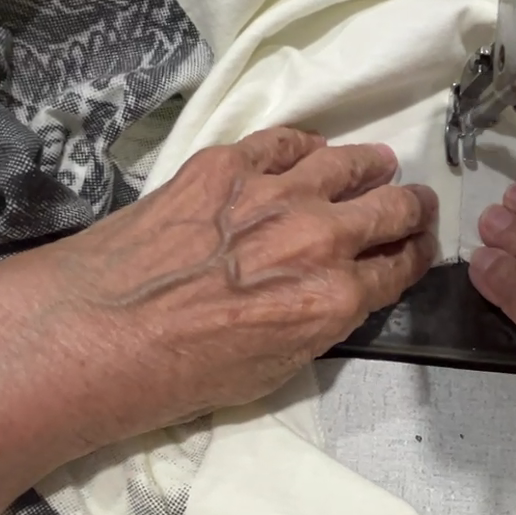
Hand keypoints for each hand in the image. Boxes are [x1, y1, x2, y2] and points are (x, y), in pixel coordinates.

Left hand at [0, 128, 437, 450]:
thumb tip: (336, 294)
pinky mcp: (228, 163)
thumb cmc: (182, 373)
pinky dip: (308, 147)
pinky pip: (287, 141)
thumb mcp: (274, 371)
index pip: (399, 267)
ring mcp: (274, 193)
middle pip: (392, 209)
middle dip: (413, 208)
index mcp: (334, 299)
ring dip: (372, 167)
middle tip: (413, 205)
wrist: (97, 330)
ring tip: (377, 166)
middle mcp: (318, 238)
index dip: (415, 256)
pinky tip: (311, 153)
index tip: (418, 247)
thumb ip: (319, 325)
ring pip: (349, 163)